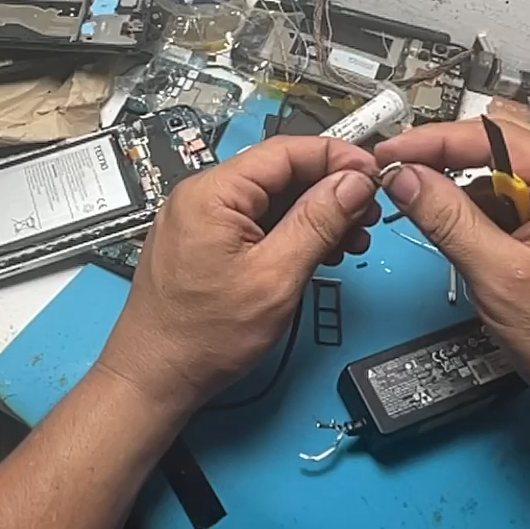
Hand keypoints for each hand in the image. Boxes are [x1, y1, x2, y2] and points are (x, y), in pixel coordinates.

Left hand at [96, 136, 381, 415]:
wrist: (156, 377)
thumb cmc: (202, 337)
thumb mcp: (275, 278)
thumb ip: (317, 223)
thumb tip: (353, 182)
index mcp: (211, 193)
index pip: (284, 151)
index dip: (335, 157)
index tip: (373, 172)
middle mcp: (202, 195)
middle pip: (280, 173)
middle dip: (330, 190)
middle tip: (368, 213)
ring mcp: (203, 218)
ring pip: (273, 198)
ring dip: (316, 214)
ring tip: (350, 239)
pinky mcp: (207, 240)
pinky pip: (258, 220)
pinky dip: (292, 231)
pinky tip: (319, 250)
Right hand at [372, 121, 529, 444]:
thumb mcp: (502, 279)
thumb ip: (448, 219)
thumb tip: (406, 177)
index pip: (495, 137)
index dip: (433, 142)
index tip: (391, 155)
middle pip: (503, 154)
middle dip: (448, 168)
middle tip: (401, 181)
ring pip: (509, 184)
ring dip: (470, 201)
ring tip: (443, 230)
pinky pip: (524, 210)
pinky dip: (491, 223)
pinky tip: (478, 250)